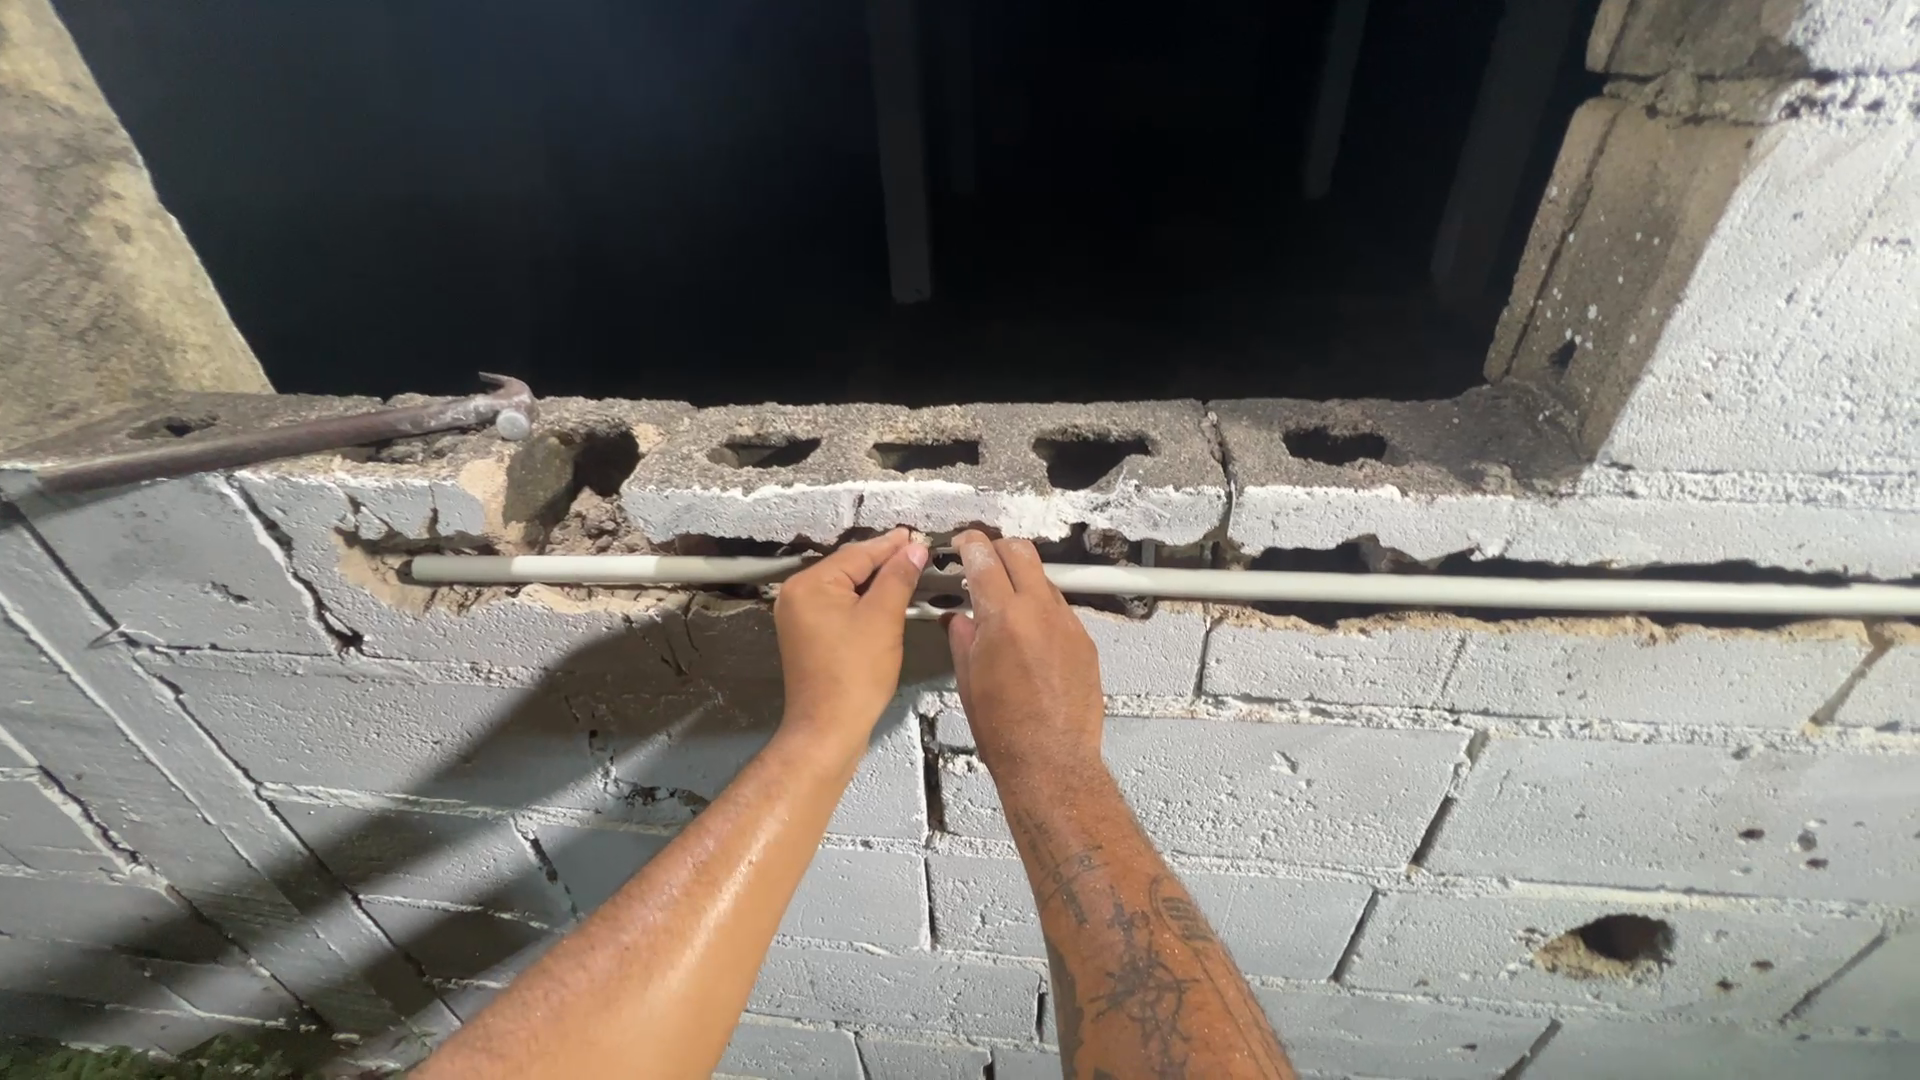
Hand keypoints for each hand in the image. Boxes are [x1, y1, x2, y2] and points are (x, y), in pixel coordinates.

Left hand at [774, 528, 928, 749]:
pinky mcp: (807, 636)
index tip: (918, 536)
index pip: (857, 554)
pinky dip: (862, 601)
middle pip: (848, 568)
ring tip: (908, 570)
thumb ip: (898, 577)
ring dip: (875, 581)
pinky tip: (886, 598)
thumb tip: (914, 549)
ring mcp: (798, 617)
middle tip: (918, 551)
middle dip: (884, 561)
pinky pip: (838, 606)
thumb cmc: (856, 673)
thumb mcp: (883, 618)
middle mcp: (796, 595)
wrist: (829, 728)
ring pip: (844, 587)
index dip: (892, 545)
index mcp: (809, 585)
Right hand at [945, 530, 1103, 780]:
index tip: (963, 541)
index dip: (970, 543)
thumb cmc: (1004, 729)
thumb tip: (960, 619)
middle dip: (999, 548)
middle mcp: (1039, 612)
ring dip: (1022, 580)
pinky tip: (1030, 633)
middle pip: (1022, 552)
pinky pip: (1061, 609)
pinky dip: (1042, 609)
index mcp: (1003, 618)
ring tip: (1006, 602)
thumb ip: (963, 638)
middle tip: (984, 560)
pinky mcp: (1085, 641)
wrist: (1051, 761)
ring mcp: (1067, 625)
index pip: (984, 558)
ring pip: (1044, 579)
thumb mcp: (968, 680)